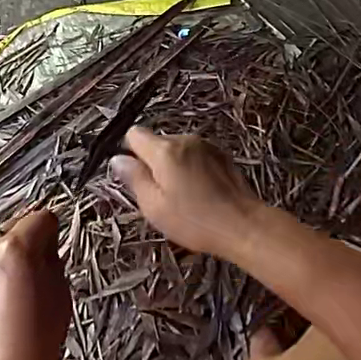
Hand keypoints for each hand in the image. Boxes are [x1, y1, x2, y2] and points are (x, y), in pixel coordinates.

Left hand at [0, 209, 70, 359]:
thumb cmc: (30, 351)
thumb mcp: (61, 298)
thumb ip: (52, 262)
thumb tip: (44, 249)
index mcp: (14, 248)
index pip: (41, 218)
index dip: (51, 235)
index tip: (52, 253)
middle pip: (10, 236)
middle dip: (22, 253)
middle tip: (31, 287)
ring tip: (6, 311)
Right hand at [110, 127, 263, 257]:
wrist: (243, 225)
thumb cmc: (195, 221)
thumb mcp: (154, 207)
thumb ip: (134, 178)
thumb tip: (117, 160)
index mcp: (164, 150)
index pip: (134, 135)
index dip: (130, 154)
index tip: (136, 177)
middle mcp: (185, 140)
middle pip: (156, 143)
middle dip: (153, 163)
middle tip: (161, 195)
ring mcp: (205, 145)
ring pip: (176, 150)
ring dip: (173, 167)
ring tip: (183, 197)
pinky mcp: (221, 154)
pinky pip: (195, 155)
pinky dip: (192, 168)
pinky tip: (200, 193)